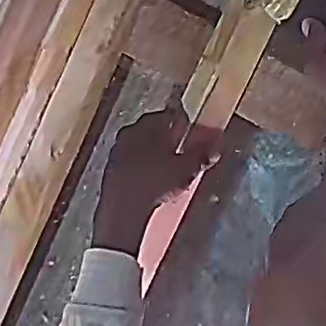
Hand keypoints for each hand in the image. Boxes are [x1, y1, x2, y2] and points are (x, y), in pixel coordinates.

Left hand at [91, 109, 213, 255]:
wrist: (122, 211)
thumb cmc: (156, 182)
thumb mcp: (187, 169)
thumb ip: (202, 154)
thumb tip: (216, 144)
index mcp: (149, 124)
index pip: (171, 114)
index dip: (185, 123)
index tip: (195, 134)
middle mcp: (130, 131)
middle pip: (154, 128)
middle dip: (169, 137)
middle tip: (184, 150)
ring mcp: (117, 151)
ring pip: (141, 144)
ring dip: (155, 152)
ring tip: (170, 167)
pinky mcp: (110, 170)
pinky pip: (131, 161)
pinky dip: (143, 166)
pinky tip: (152, 181)